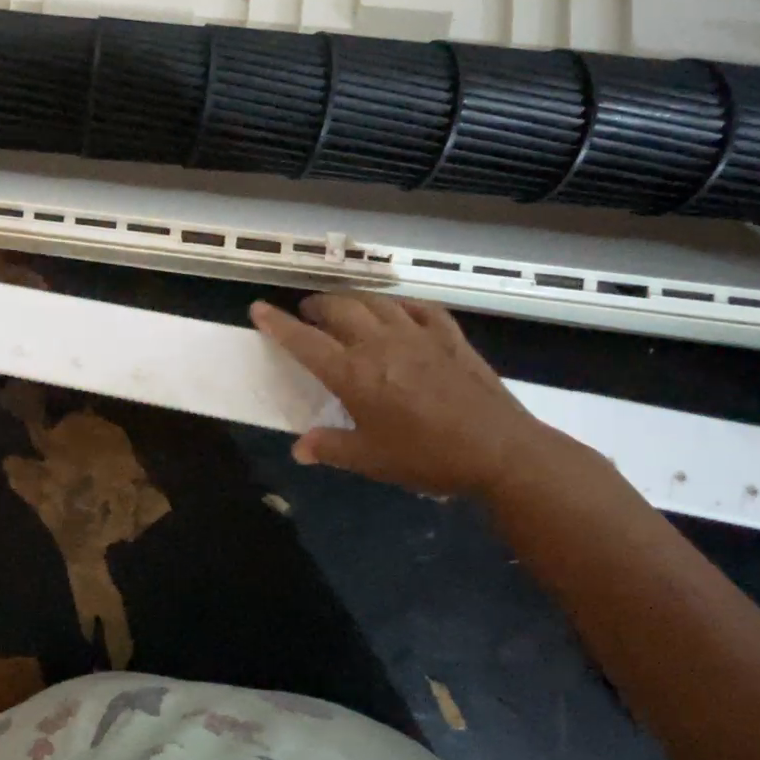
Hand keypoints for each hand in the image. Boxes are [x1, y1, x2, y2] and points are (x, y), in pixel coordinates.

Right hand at [250, 292, 562, 499]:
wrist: (501, 452)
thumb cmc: (426, 457)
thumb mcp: (370, 460)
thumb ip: (330, 448)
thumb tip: (299, 449)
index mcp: (352, 374)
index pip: (303, 340)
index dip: (277, 323)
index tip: (258, 308)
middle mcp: (378, 345)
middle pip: (338, 309)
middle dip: (316, 306)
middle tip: (307, 314)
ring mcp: (417, 336)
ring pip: (375, 302)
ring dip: (352, 300)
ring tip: (344, 307)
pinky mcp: (450, 338)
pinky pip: (420, 308)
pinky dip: (401, 305)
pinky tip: (397, 311)